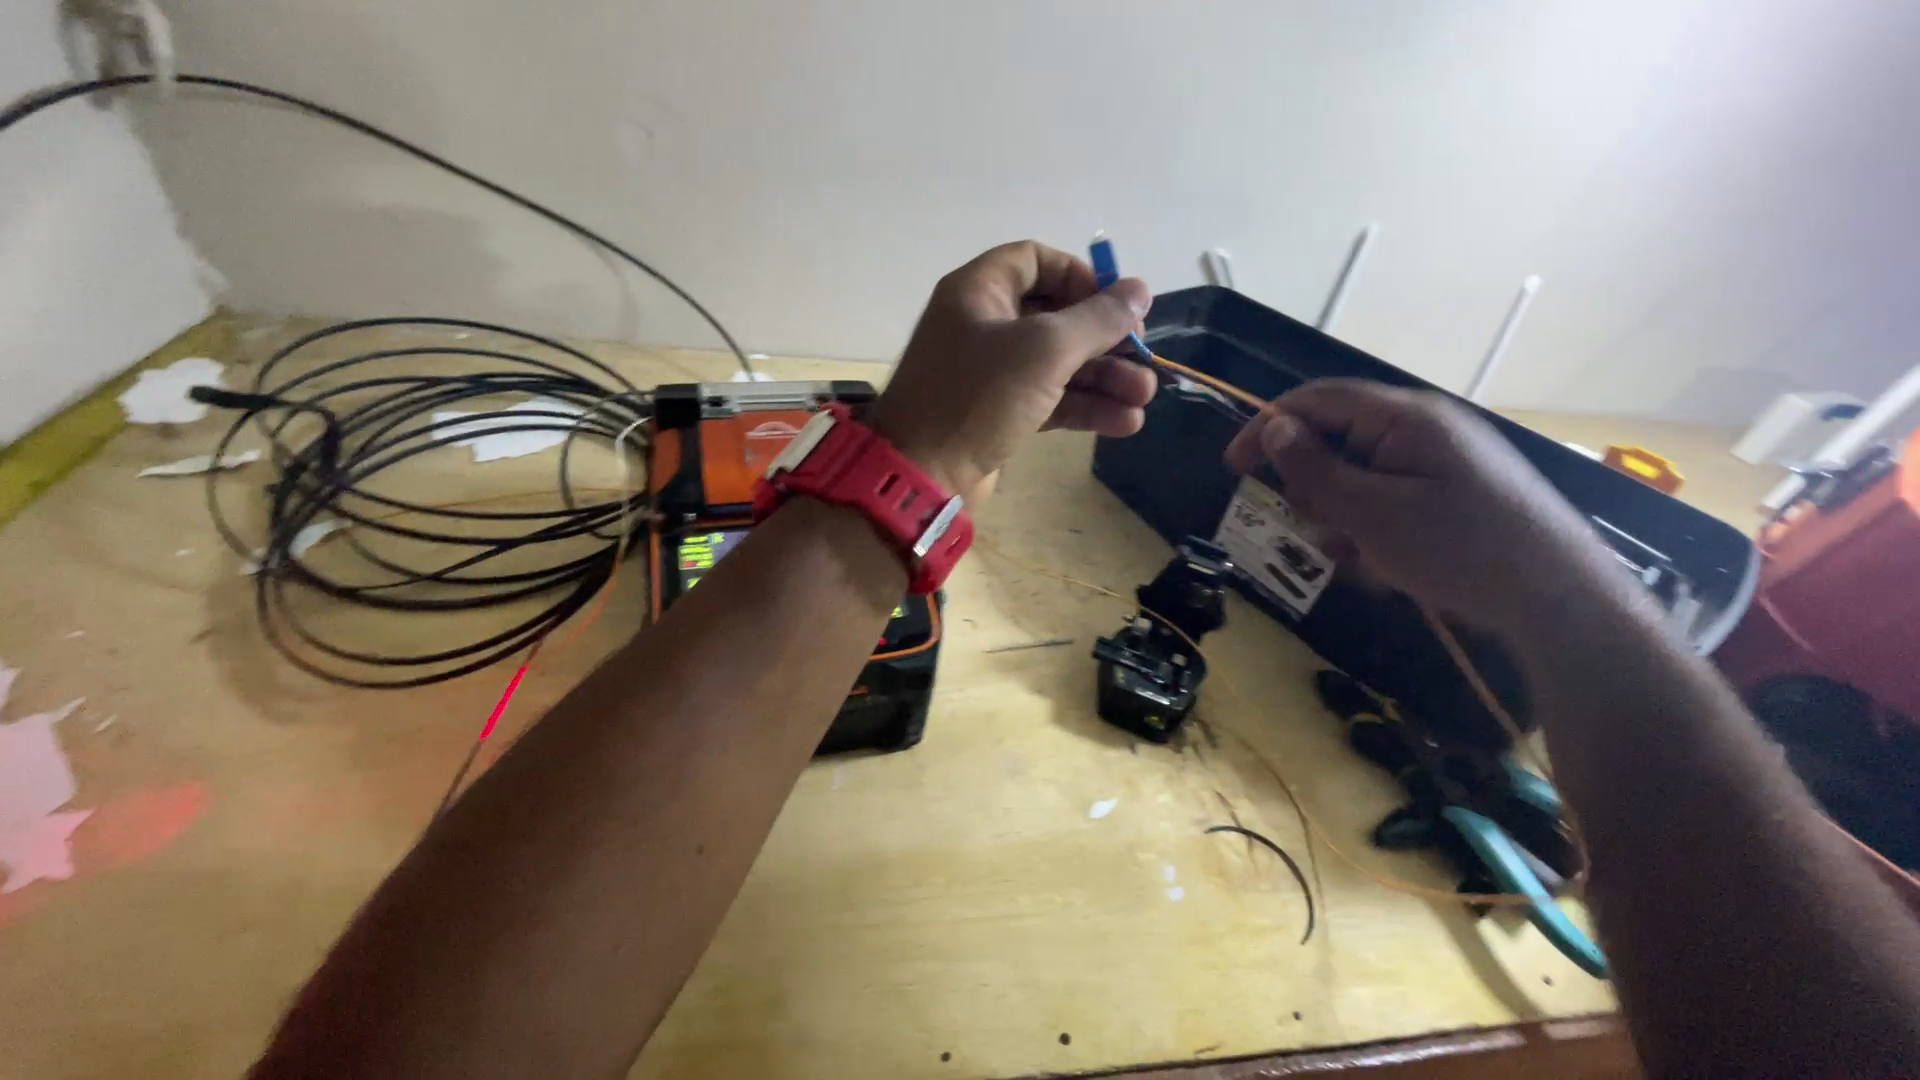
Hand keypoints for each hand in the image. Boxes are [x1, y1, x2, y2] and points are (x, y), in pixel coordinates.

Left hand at [871, 240, 1156, 502]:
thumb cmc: (977, 397)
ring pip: (1057, 364)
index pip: (1037, 260)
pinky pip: (1048, 399)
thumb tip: (1140, 290)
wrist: (922, 475)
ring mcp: (989, 373)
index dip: (1082, 277)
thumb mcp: (1043, 350)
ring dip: (1103, 378)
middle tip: (1144, 359)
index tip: (1117, 305)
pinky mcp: (998, 414)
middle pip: (1056, 316)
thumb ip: (1096, 319)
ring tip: (1144, 397)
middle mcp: (983, 325)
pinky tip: (1124, 423)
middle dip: (1105, 339)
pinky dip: (1083, 408)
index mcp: (979, 291)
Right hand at [1224, 379, 1641, 631]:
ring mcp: (1440, 460)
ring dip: (1342, 514)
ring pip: (1358, 474)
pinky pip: (1388, 496)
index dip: (1267, 427)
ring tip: (1358, 556)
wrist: (1559, 600)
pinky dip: (1372, 526)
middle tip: (1317, 529)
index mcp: (1404, 418)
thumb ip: (1315, 469)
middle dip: (1313, 485)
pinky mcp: (1452, 491)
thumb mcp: (1371, 514)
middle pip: (1335, 438)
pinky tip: (1384, 563)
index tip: (1233, 468)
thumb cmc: (1459, 550)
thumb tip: (1274, 428)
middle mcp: (1422, 428)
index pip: (1317, 400)